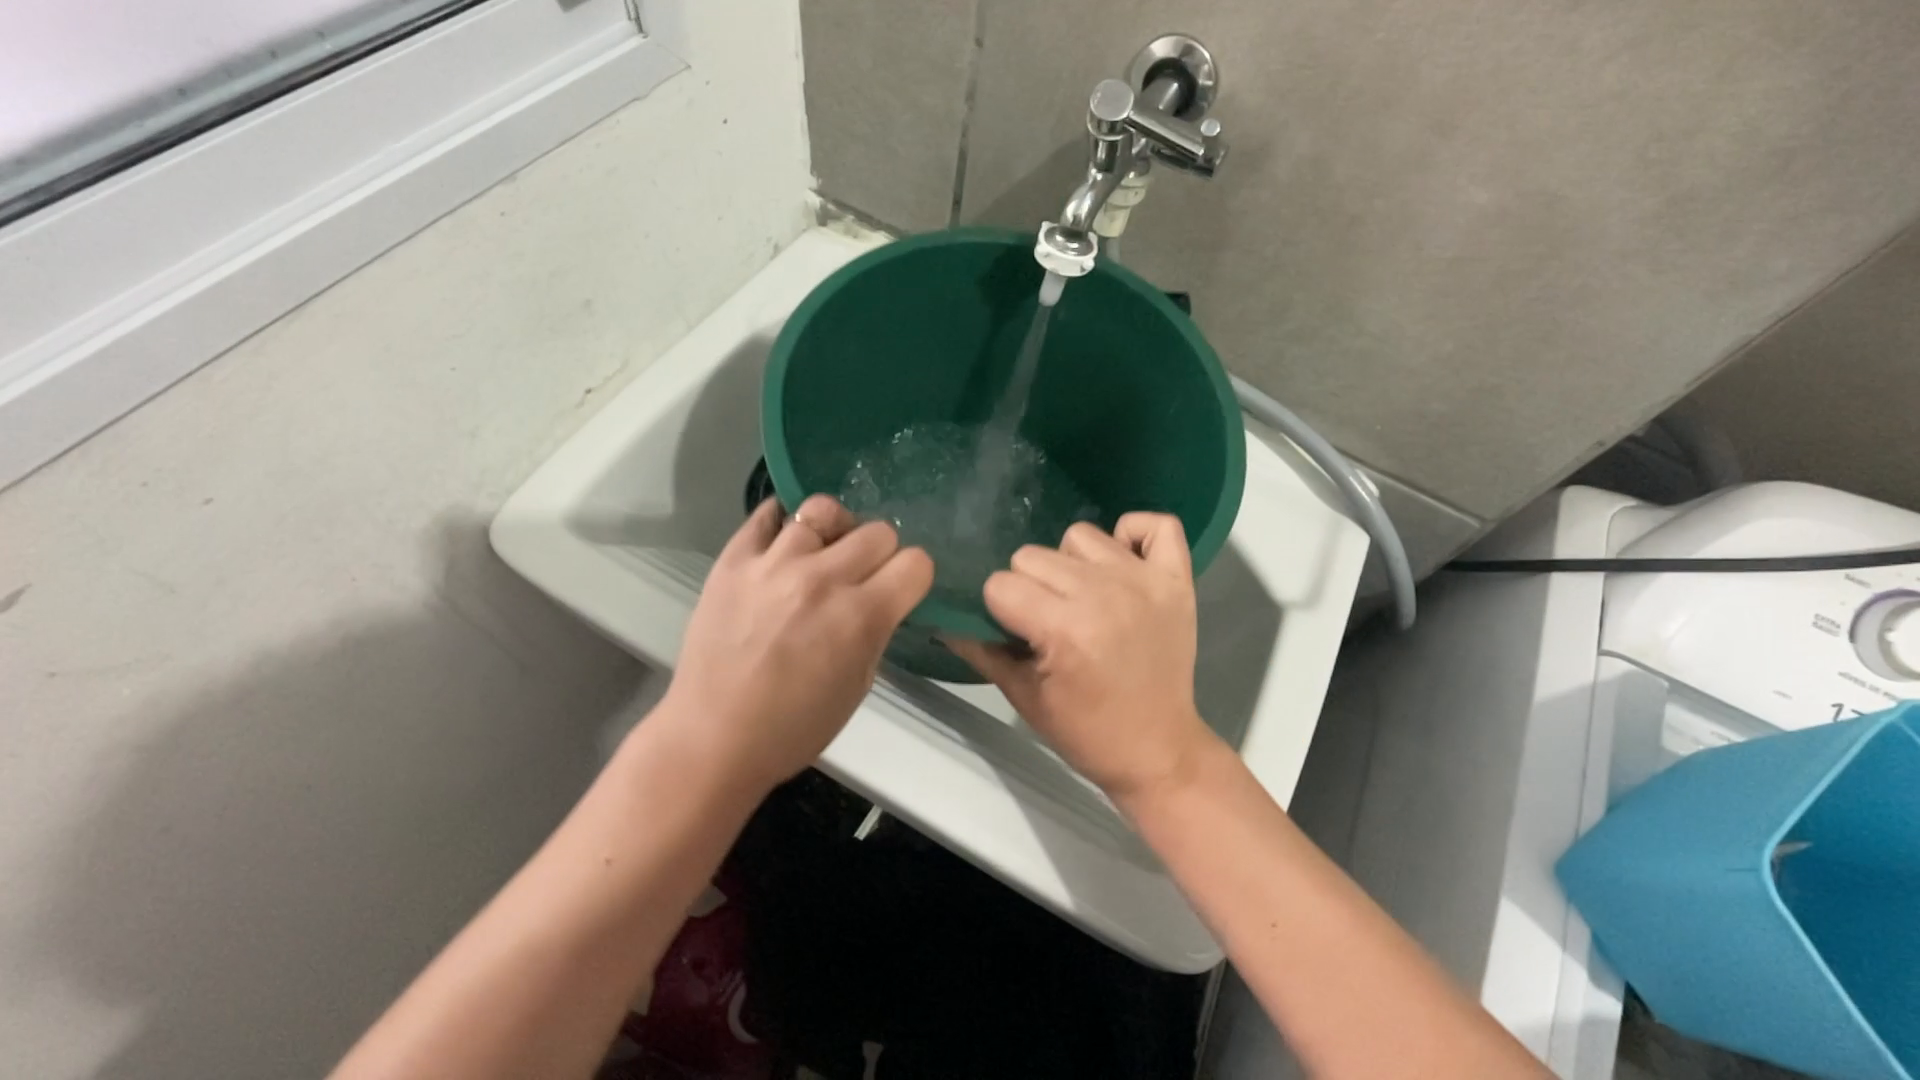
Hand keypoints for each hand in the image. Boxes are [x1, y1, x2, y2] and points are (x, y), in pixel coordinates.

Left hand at [660, 495, 933, 789]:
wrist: (715, 737)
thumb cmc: (794, 727)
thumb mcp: (858, 686)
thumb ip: (876, 631)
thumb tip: (879, 600)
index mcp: (861, 616)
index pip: (915, 562)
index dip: (913, 577)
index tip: (899, 591)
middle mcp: (823, 579)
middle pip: (878, 531)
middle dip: (880, 555)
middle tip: (860, 579)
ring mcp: (774, 564)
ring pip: (823, 510)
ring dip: (833, 532)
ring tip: (821, 554)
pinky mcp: (733, 560)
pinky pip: (767, 515)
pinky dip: (782, 523)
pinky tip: (785, 544)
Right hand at [945, 513, 1216, 800]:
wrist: (1157, 750)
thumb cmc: (1086, 732)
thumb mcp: (1024, 698)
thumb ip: (983, 652)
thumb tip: (944, 620)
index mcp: (1064, 629)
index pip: (1001, 585)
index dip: (1000, 611)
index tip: (1016, 635)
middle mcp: (1104, 594)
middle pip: (1032, 556)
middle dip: (1029, 588)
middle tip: (1048, 623)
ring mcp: (1144, 582)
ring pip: (1079, 536)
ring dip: (1071, 564)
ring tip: (1083, 599)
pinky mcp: (1176, 580)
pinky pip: (1152, 526)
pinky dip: (1133, 536)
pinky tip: (1121, 566)